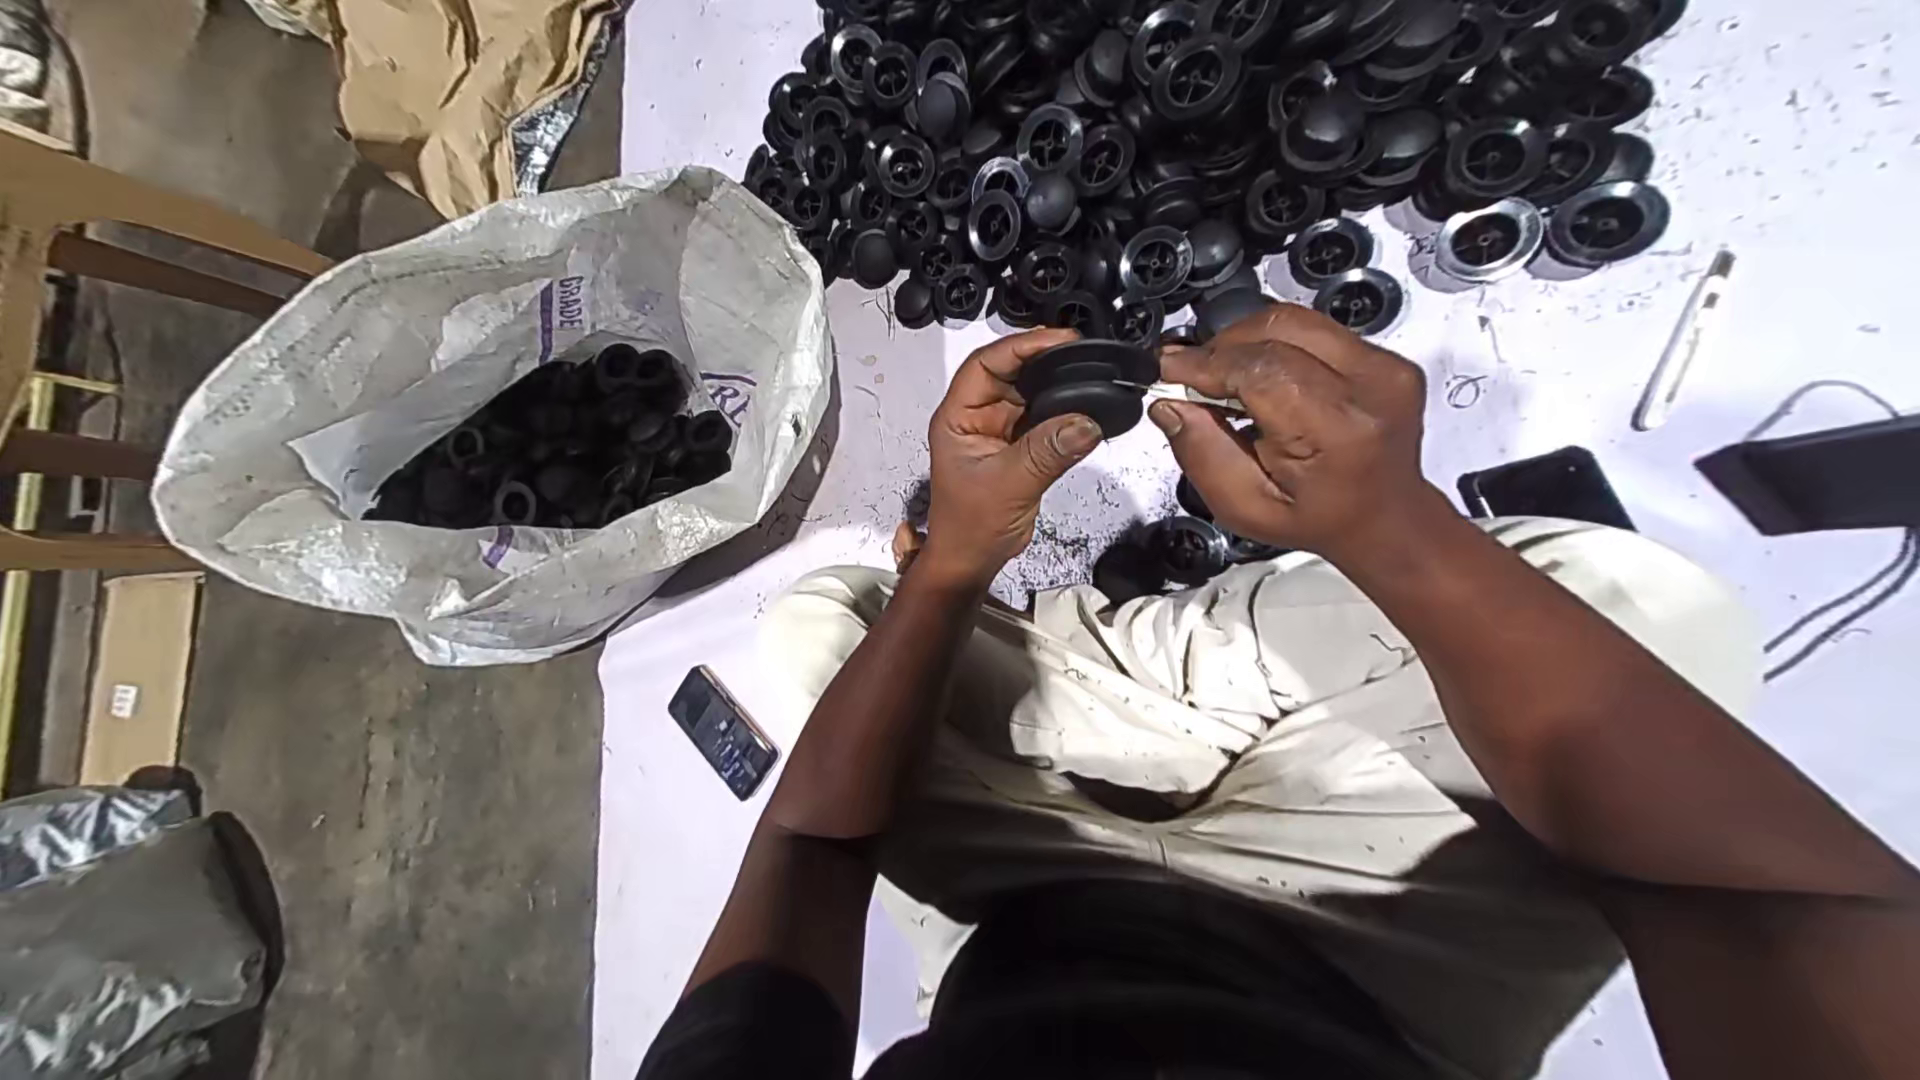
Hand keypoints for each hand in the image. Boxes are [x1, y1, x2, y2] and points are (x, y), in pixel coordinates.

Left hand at [920, 328, 1102, 585]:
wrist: (973, 559)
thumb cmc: (968, 527)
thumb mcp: (1007, 485)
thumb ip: (1046, 453)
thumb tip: (1083, 423)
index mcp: (958, 417)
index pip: (985, 364)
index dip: (1020, 347)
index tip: (1058, 341)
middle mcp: (978, 417)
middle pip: (1011, 372)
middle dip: (1045, 361)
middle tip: (1081, 353)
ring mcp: (1000, 431)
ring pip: (1031, 394)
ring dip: (1058, 387)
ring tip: (1088, 376)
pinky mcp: (1020, 446)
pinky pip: (1045, 419)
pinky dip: (1065, 413)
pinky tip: (1084, 408)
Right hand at [1150, 304, 1447, 564]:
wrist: (1381, 518)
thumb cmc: (1319, 519)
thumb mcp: (1244, 507)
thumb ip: (1203, 455)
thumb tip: (1170, 407)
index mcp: (1339, 431)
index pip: (1260, 367)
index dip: (1204, 363)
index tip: (1167, 370)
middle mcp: (1371, 387)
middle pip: (1275, 330)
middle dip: (1219, 349)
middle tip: (1188, 378)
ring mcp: (1382, 366)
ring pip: (1291, 321)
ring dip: (1242, 343)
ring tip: (1221, 380)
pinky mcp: (1380, 356)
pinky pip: (1311, 329)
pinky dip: (1269, 345)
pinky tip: (1254, 378)